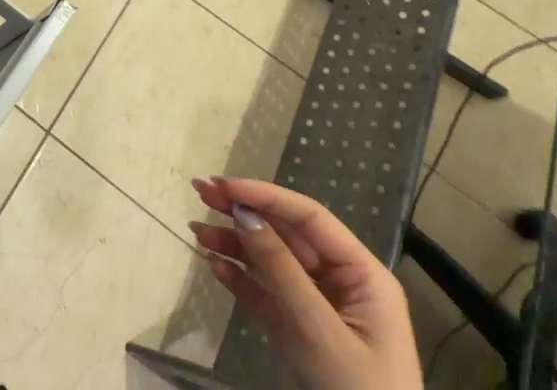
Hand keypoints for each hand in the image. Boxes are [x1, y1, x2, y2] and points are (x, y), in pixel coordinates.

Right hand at [189, 177, 421, 389]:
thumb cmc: (356, 388)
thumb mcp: (319, 329)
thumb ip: (281, 271)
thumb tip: (244, 214)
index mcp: (361, 275)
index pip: (309, 218)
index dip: (265, 196)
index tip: (223, 187)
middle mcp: (339, 282)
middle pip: (286, 233)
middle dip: (243, 211)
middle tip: (199, 190)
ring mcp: (315, 305)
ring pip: (269, 260)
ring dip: (233, 243)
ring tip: (195, 232)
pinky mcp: (295, 327)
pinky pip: (263, 292)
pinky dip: (238, 277)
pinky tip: (213, 266)